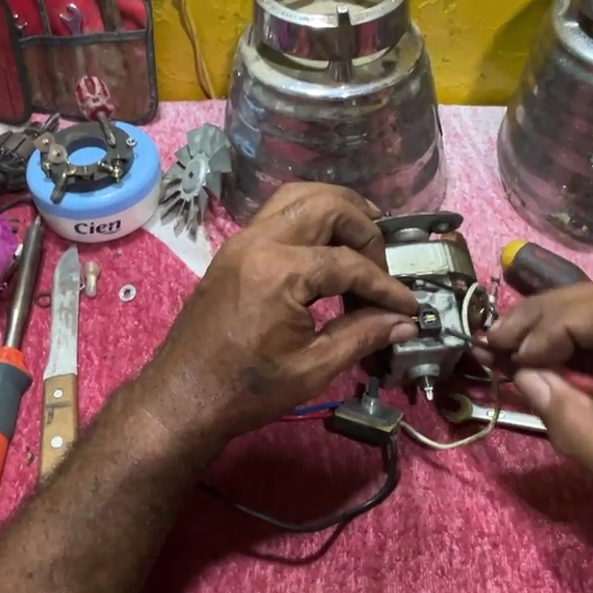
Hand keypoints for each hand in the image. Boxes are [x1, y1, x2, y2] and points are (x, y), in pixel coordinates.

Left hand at [136, 184, 419, 449]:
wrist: (183, 397)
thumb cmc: (247, 389)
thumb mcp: (313, 368)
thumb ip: (362, 335)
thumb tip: (406, 322)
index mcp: (279, 272)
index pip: (349, 263)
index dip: (385, 286)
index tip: (408, 306)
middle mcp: (260, 241)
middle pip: (326, 204)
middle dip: (363, 228)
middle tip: (382, 263)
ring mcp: (242, 240)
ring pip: (298, 196)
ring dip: (336, 208)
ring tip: (364, 237)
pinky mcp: (234, 248)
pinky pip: (278, 212)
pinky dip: (309, 216)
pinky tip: (328, 245)